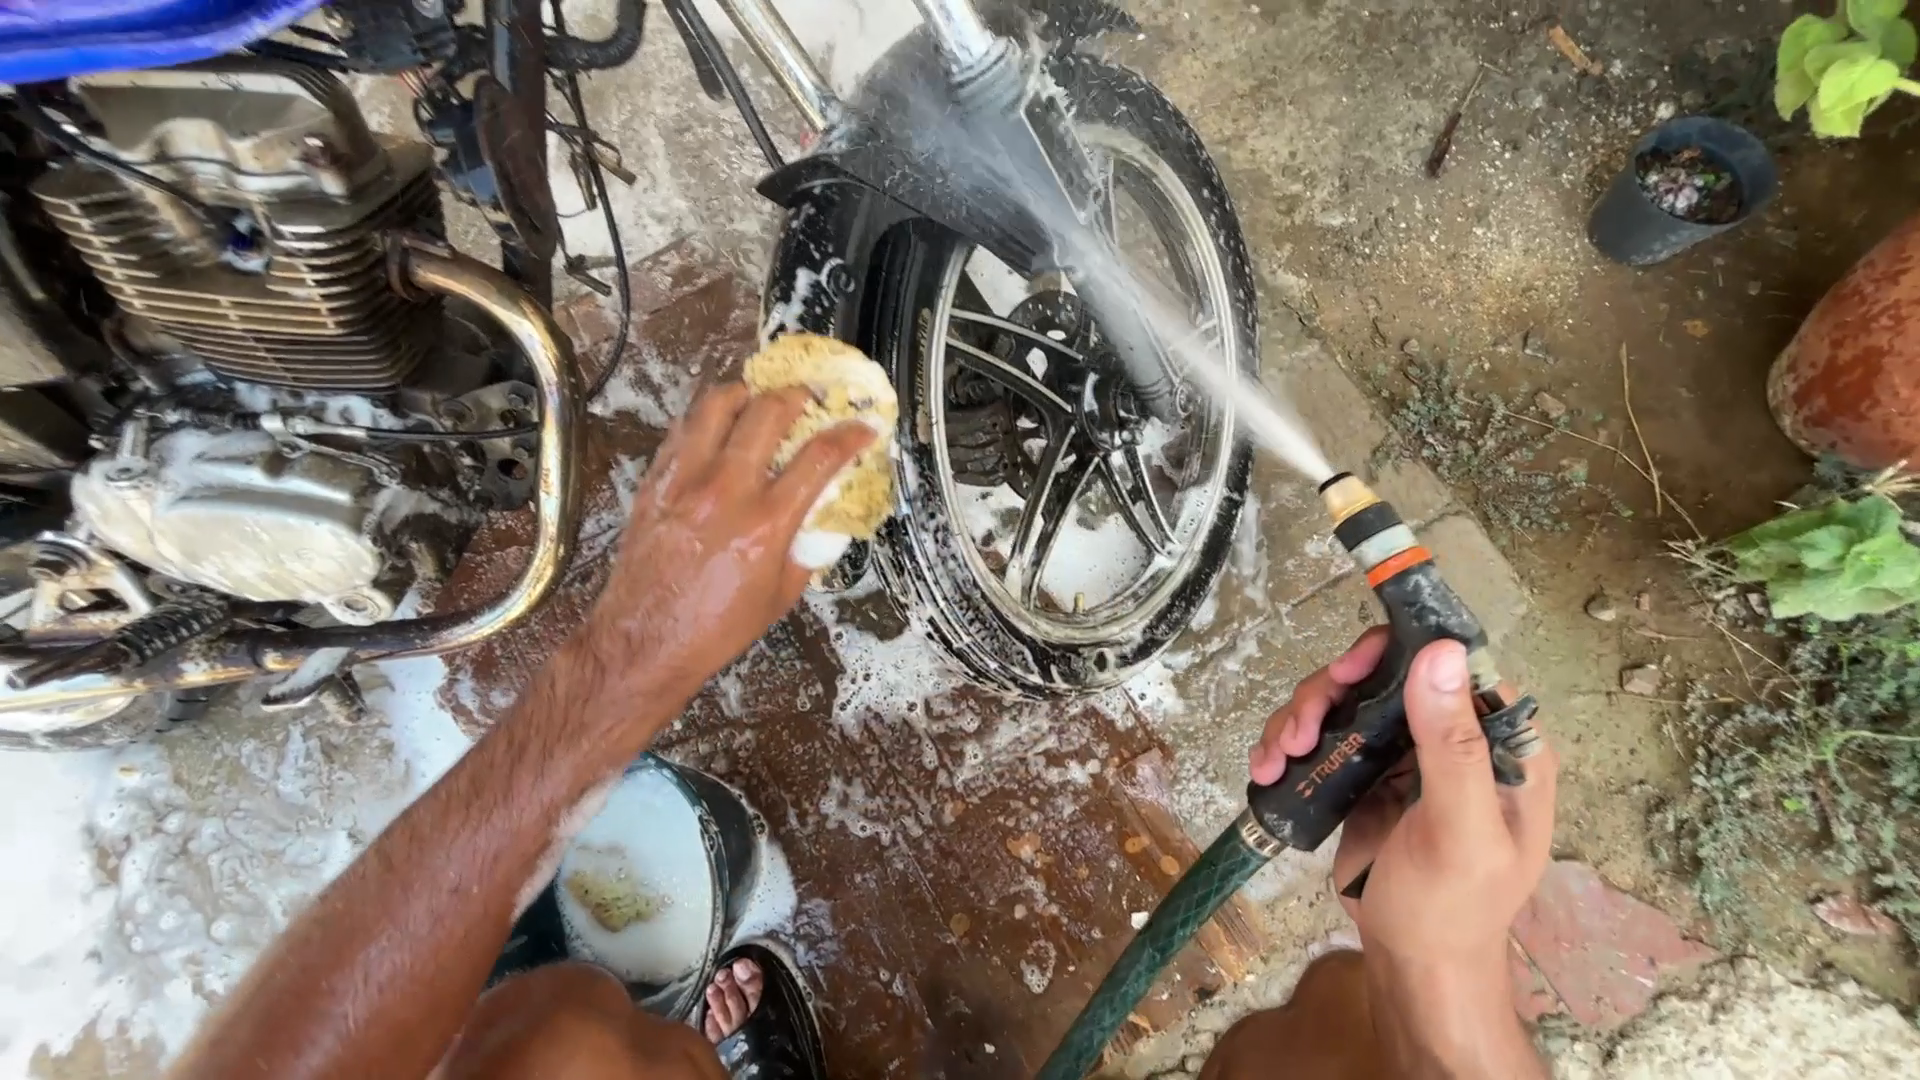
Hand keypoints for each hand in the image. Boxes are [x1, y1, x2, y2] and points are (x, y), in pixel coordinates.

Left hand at [587, 382, 872, 704]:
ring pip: (718, 404)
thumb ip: (807, 546)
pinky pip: (683, 428)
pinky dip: (707, 419)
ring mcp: (685, 480)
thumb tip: (822, 513)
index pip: (820, 456)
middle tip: (809, 399)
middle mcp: (726, 489)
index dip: (850, 434)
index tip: (863, 427)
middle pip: (768, 411)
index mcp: (767, 522)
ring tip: (760, 400)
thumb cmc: (719, 626)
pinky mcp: (656, 481)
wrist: (645, 641)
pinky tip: (718, 429)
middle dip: (798, 396)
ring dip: (748, 394)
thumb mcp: (783, 593)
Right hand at [1250, 631, 1556, 1072]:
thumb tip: (1442, 650)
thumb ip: (1452, 744)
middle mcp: (1448, 736)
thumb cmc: (1450, 904)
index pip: (1452, 664)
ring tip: (1277, 757)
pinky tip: (1268, 769)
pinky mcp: (1360, 772)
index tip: (1347, 670)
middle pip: (1378, 675)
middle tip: (1298, 730)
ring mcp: (1399, 753)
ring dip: (1297, 720)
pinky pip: (1318, 735)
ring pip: (1339, 701)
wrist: (1410, 959)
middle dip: (1326, 695)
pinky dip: (1286, 745)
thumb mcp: (1458, 829)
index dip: (1396, 651)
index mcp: (1498, 743)